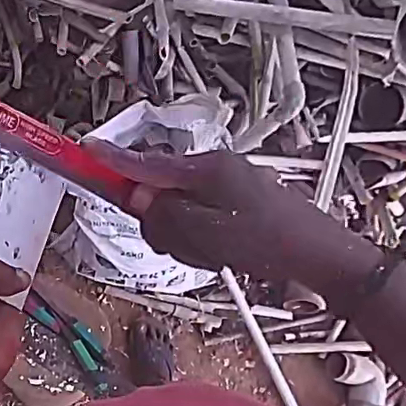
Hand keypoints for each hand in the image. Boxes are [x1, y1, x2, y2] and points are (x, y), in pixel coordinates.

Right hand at [85, 142, 379, 293]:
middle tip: (181, 244)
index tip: (86, 150)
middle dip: (160, 222)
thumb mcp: (206, 234)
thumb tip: (138, 198)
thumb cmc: (270, 243)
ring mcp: (224, 185)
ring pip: (175, 209)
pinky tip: (220, 253)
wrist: (320, 255)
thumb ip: (165, 215)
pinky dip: (197, 238)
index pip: (146, 163)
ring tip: (210, 252)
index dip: (112, 160)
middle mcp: (212, 170)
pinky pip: (195, 217)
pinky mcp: (231, 202)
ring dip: (182, 236)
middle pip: (158, 191)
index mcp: (205, 170)